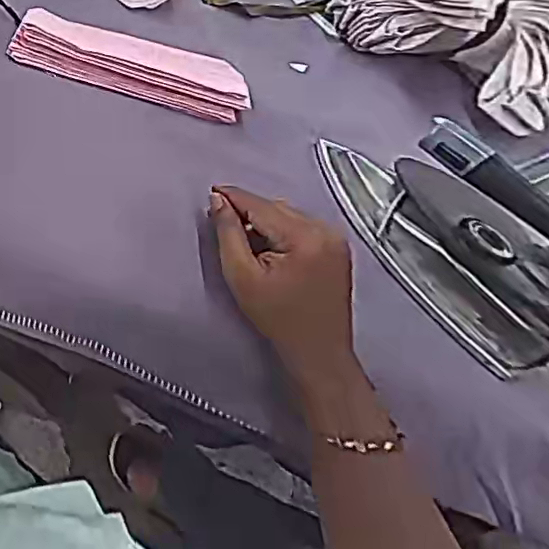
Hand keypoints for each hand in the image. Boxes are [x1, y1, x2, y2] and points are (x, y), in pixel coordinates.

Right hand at [209, 185, 354, 380]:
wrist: (319, 353)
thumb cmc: (278, 319)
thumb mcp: (241, 276)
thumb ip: (228, 233)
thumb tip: (218, 200)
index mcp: (305, 236)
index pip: (259, 205)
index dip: (232, 198)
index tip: (211, 194)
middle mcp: (325, 229)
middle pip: (273, 206)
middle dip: (248, 212)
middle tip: (225, 226)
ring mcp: (334, 237)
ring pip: (286, 213)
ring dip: (264, 221)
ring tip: (249, 245)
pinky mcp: (337, 245)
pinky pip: (299, 223)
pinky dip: (281, 230)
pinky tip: (271, 251)